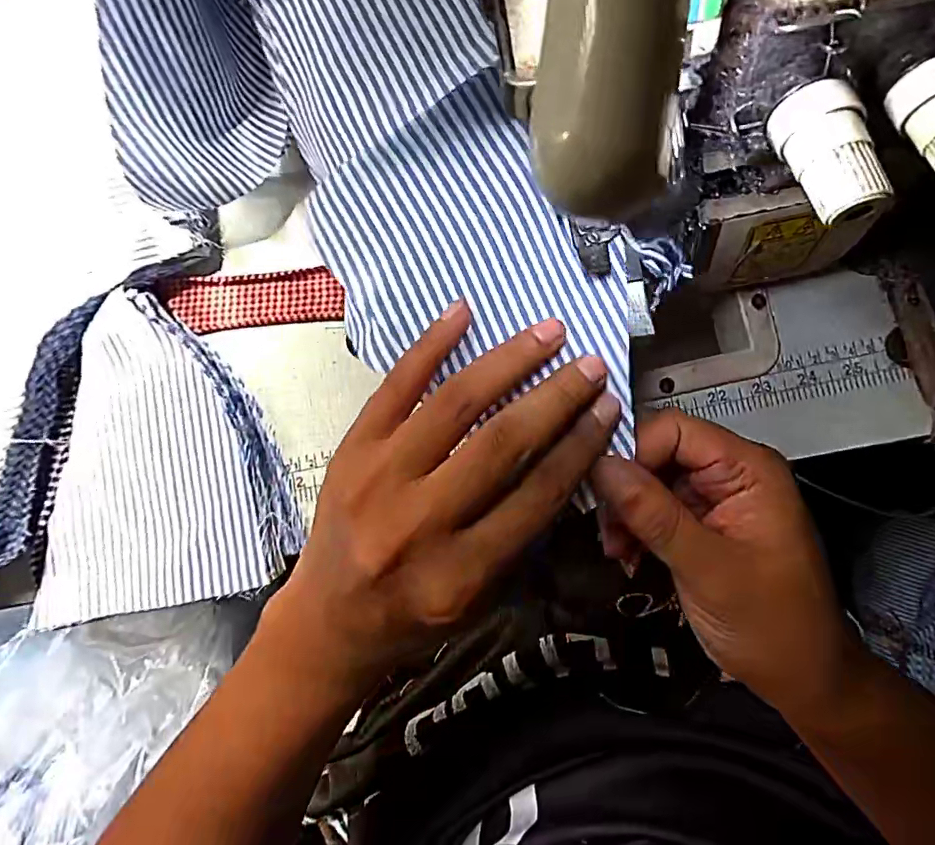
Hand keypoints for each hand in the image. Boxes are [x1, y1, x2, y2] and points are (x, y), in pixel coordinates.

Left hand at [262, 301, 619, 694]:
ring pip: (454, 404)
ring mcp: (377, 478)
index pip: (536, 494)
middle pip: (502, 443)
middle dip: (556, 397)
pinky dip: (430, 345)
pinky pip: (395, 386)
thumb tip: (566, 454)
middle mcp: (417, 523)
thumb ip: (521, 533)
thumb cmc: (411, 615)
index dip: (580, 445)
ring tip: (548, 333)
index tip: (608, 408)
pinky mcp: (352, 449)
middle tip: (590, 365)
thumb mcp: (478, 598)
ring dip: (508, 361)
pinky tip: (462, 313)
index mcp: (458, 573)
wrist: (326, 622)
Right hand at [592, 409, 868, 720]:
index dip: (634, 451)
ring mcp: (716, 497)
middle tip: (605, 524)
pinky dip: (636, 527)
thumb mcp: (708, 569)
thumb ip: (654, 514)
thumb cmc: (775, 626)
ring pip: (651, 479)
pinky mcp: (702, 522)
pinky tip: (628, 553)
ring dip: (627, 511)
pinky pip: (656, 507)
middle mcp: (732, 473)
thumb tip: (605, 468)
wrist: (803, 679)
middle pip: (659, 452)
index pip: (675, 430)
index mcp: (748, 469)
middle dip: (626, 486)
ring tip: (617, 547)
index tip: (603, 486)